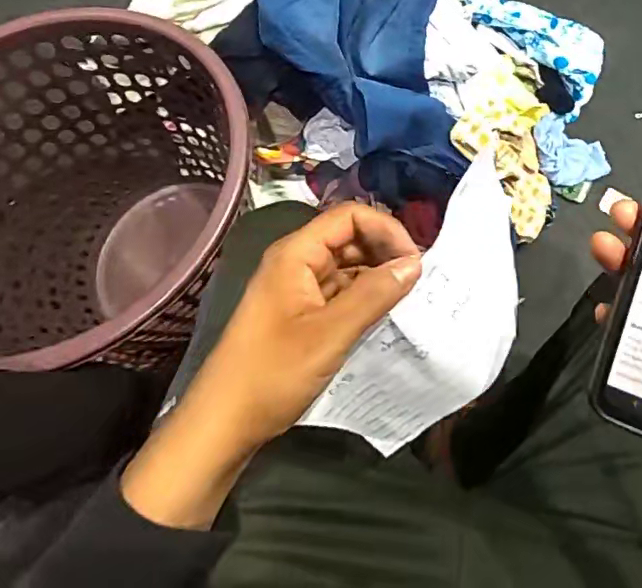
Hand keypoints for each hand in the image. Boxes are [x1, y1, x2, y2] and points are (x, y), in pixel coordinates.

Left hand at [122, 204, 421, 528]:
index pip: (350, 217)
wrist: (222, 425)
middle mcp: (297, 261)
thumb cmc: (272, 373)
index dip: (385, 229)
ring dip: (377, 276)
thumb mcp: (330, 334)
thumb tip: (415, 263)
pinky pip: (340, 291)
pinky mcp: (301, 313)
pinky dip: (364, 298)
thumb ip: (373, 295)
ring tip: (410, 298)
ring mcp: (298, 287)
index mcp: (296, 253)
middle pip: (350, 237)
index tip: (415, 261)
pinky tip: (386, 315)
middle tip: (420, 281)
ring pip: (347, 266)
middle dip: (385, 252)